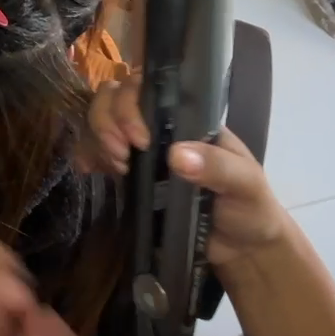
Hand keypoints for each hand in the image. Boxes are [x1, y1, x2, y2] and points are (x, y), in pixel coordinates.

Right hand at [78, 88, 290, 270]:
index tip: (139, 141)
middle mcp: (155, 121)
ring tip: (117, 168)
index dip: (130, 105)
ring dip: (96, 136)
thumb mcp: (245, 183)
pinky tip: (87, 168)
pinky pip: (94, 149)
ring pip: (99, 117)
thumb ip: (217, 167)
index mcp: (183, 114)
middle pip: (113, 95)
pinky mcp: (126, 171)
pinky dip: (85, 153)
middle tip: (122, 156)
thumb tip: (177, 155)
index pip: (144, 86)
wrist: (242, 249)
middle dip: (107, 120)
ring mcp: (137, 144)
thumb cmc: (249, 205)